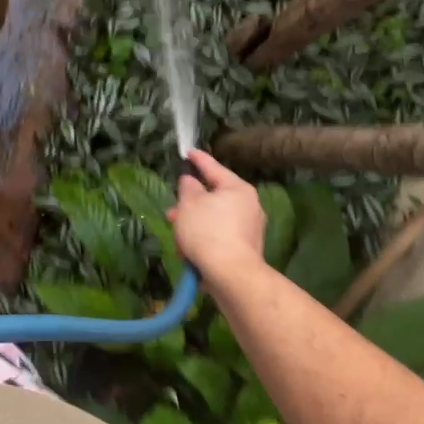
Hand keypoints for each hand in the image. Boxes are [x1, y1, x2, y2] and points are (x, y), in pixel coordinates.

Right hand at [169, 149, 264, 279]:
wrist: (229, 271)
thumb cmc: (207, 231)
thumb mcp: (188, 204)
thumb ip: (187, 187)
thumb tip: (190, 181)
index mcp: (237, 189)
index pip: (214, 168)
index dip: (198, 159)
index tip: (188, 152)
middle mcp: (249, 204)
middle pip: (213, 197)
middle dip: (190, 204)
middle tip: (173, 211)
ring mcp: (250, 226)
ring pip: (214, 217)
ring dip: (193, 223)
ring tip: (178, 236)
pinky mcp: (245, 245)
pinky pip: (219, 234)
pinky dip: (204, 237)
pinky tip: (189, 249)